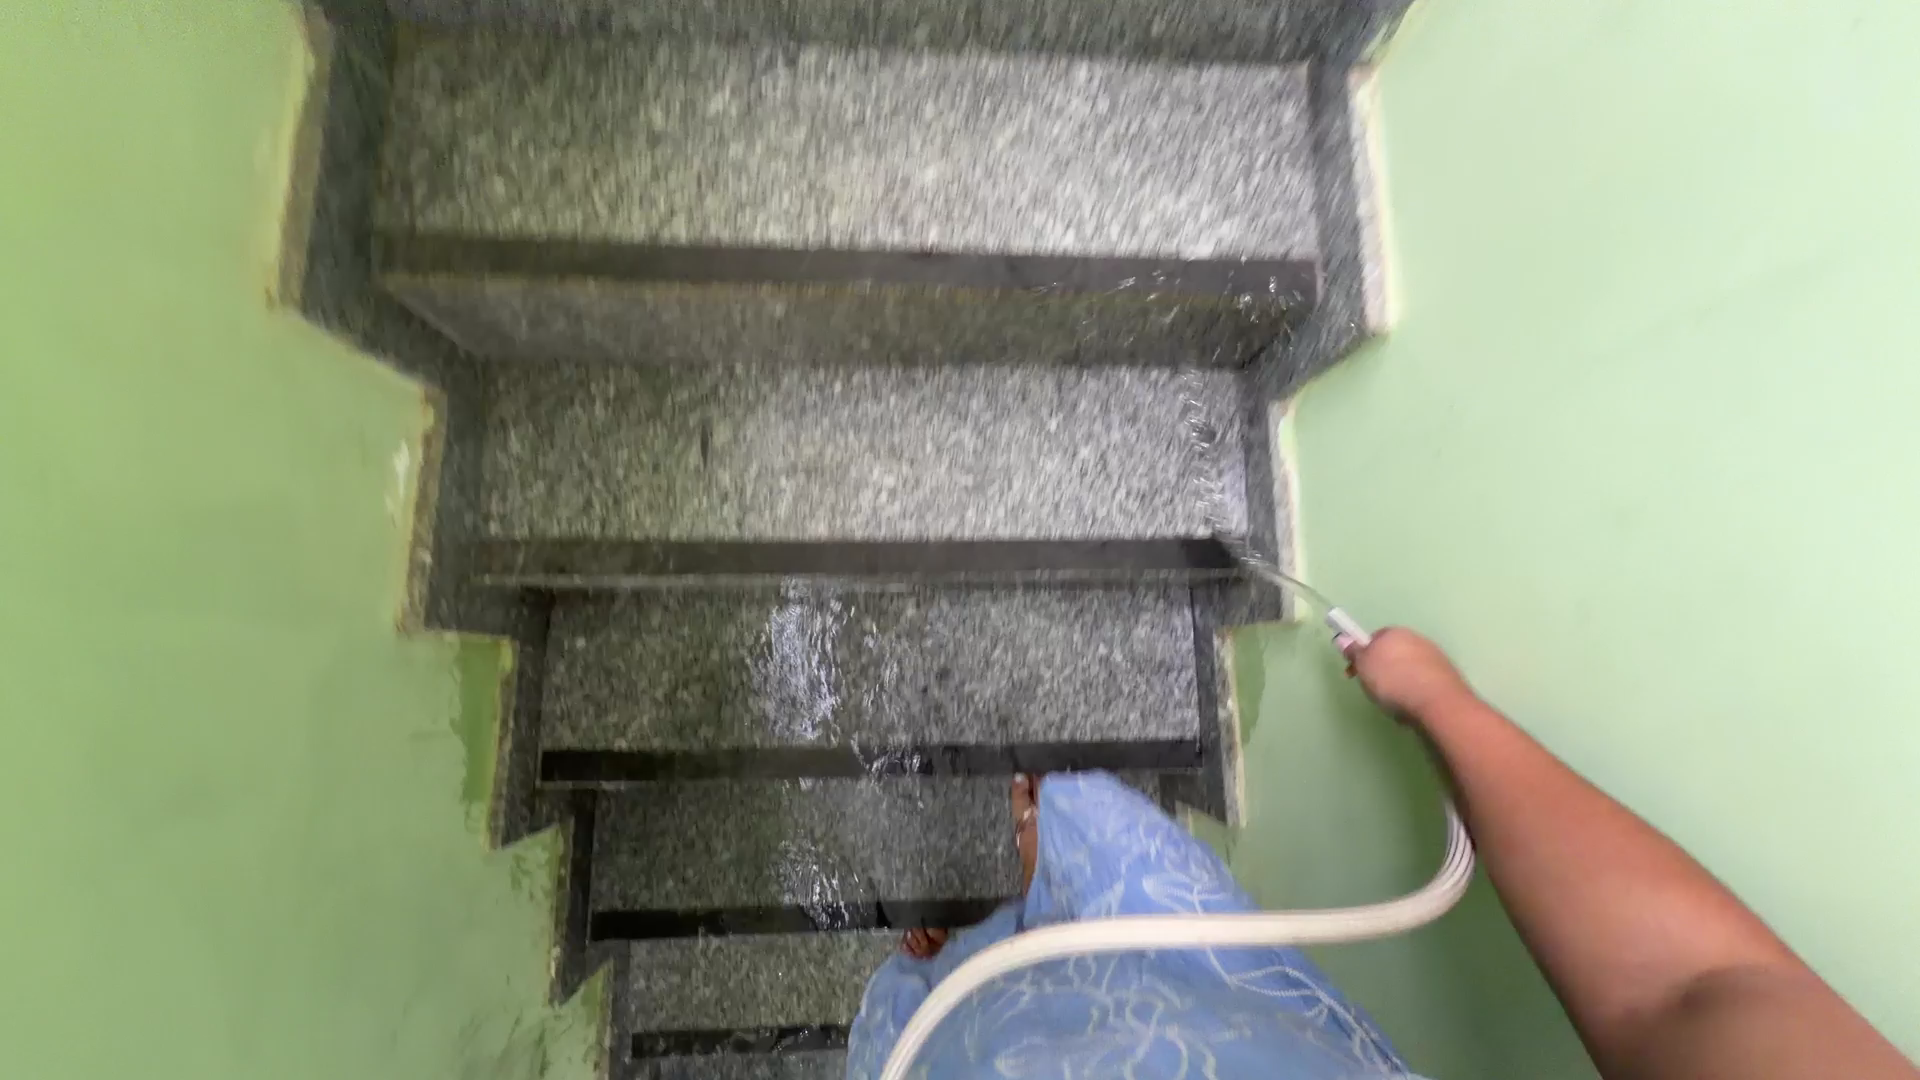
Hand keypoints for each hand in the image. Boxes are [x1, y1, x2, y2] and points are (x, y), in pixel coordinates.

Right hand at [1344, 628, 1477, 724]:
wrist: (1439, 703)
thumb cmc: (1393, 680)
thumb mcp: (1362, 666)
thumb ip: (1353, 652)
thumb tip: (1344, 639)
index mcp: (1394, 632)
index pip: (1373, 637)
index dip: (1362, 654)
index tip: (1355, 671)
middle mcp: (1416, 639)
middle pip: (1392, 652)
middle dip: (1381, 667)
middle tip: (1371, 686)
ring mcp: (1435, 657)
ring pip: (1408, 666)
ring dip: (1398, 678)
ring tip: (1392, 699)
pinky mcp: (1448, 676)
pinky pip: (1422, 680)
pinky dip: (1414, 688)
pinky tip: (1410, 703)